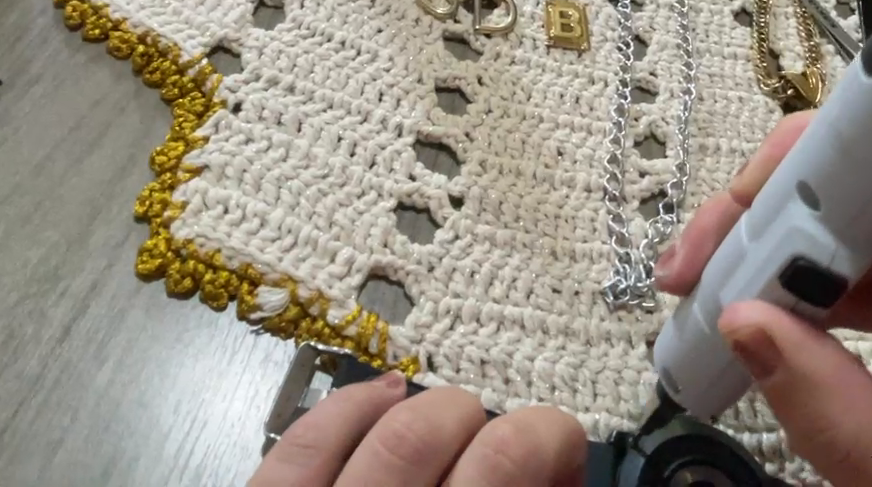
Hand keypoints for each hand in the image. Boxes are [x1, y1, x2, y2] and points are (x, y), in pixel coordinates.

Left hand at [251, 373, 585, 486]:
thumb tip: (554, 481)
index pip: (515, 468)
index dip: (556, 445)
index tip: (563, 466)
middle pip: (481, 454)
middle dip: (515, 435)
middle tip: (515, 458)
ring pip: (399, 436)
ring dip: (445, 414)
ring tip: (459, 424)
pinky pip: (308, 444)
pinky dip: (355, 404)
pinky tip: (389, 394)